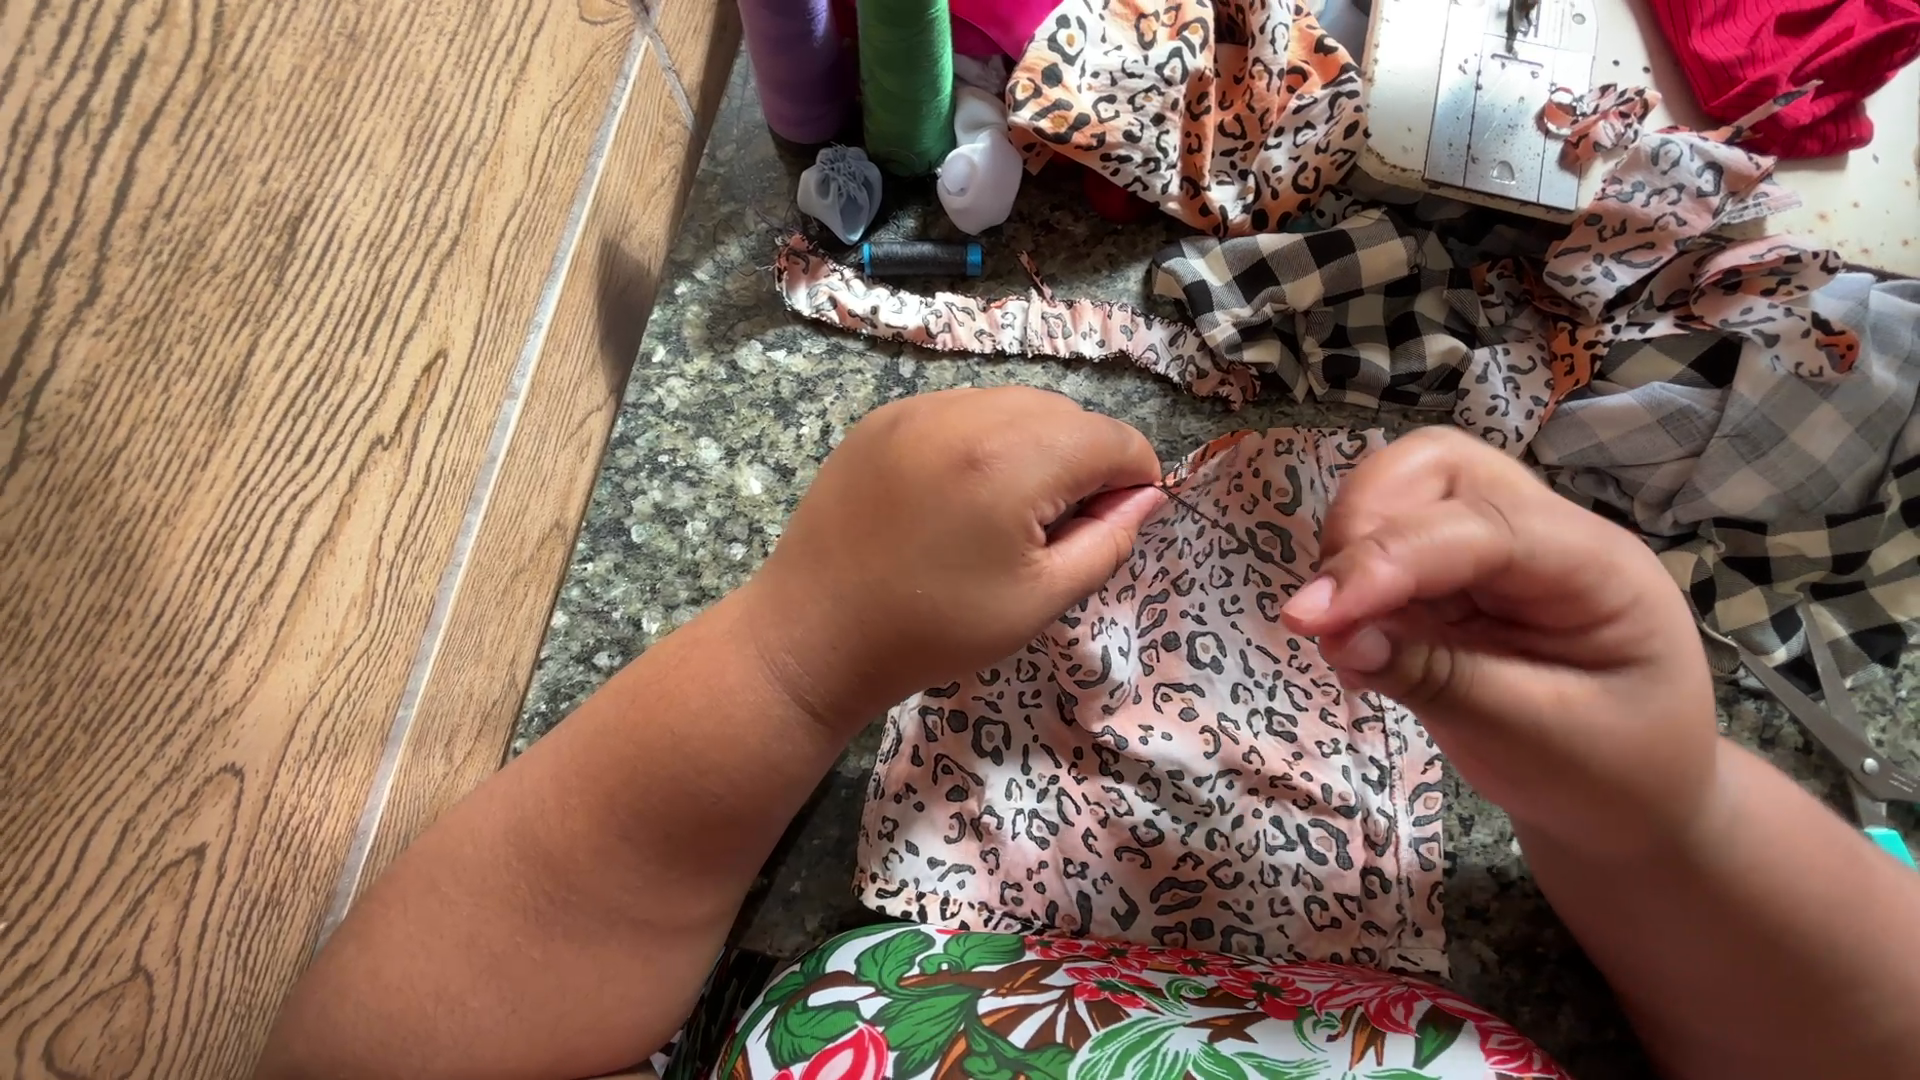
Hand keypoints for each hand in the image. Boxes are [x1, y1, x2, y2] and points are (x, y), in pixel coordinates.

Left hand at [740, 387, 1164, 735]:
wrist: (813, 635)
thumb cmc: (933, 631)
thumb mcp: (1039, 601)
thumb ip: (1108, 542)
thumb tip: (1147, 498)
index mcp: (1013, 458)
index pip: (1113, 438)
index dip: (1135, 478)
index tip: (1120, 521)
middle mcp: (966, 412)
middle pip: (1065, 414)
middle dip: (1084, 461)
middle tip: (1059, 528)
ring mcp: (917, 408)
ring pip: (1013, 405)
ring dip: (1035, 446)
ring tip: (1008, 511)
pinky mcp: (883, 418)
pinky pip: (961, 411)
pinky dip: (983, 440)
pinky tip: (960, 494)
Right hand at [1280, 426, 1719, 856]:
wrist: (1630, 796)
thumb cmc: (1605, 770)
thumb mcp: (1527, 737)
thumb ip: (1430, 677)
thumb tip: (1333, 636)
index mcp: (1593, 566)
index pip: (1478, 527)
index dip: (1384, 562)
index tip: (1308, 618)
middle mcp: (1540, 531)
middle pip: (1435, 463)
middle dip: (1363, 519)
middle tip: (1330, 604)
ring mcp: (1490, 545)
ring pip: (1398, 486)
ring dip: (1349, 544)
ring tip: (1341, 623)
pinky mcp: (1446, 571)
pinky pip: (1380, 539)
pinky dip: (1348, 578)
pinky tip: (1352, 638)